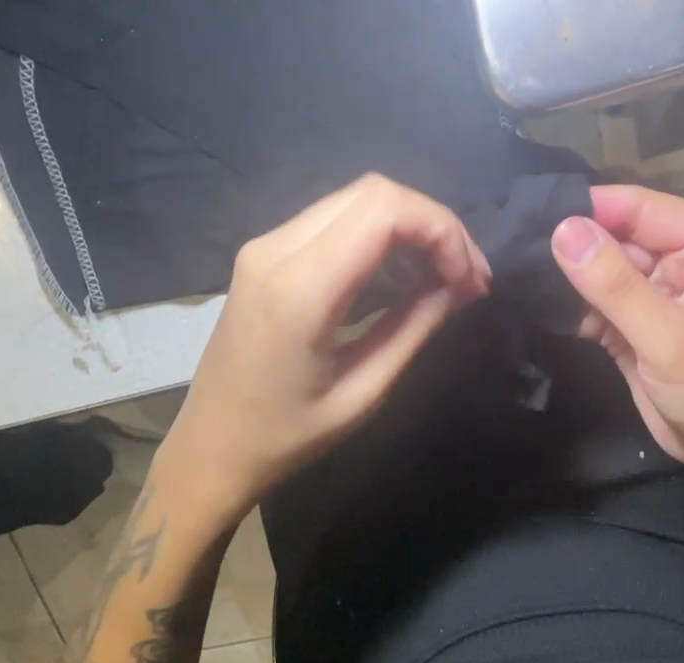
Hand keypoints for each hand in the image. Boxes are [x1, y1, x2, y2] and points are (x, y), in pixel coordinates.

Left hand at [165, 174, 489, 514]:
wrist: (212, 447)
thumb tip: (460, 287)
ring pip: (354, 204)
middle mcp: (275, 249)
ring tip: (441, 285)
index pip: (384, 209)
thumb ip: (413, 330)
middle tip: (466, 281)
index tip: (471, 280)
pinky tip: (400, 283)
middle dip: (433, 227)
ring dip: (407, 233)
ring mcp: (264, 248)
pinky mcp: (264, 257)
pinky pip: (332, 226)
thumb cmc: (286, 438)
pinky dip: (376, 243)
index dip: (443, 231)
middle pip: (372, 194)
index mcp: (299, 289)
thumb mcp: (361, 394)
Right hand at [551, 185, 683, 495]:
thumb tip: (563, 232)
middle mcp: (681, 255)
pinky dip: (571, 308)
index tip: (531, 220)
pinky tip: (540, 309)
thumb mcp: (666, 336)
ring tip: (520, 279)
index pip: (638, 208)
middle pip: (614, 233)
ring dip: (565, 278)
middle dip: (572, 245)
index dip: (588, 211)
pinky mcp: (631, 321)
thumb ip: (614, 285)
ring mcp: (654, 289)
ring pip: (599, 267)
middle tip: (515, 253)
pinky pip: (593, 301)